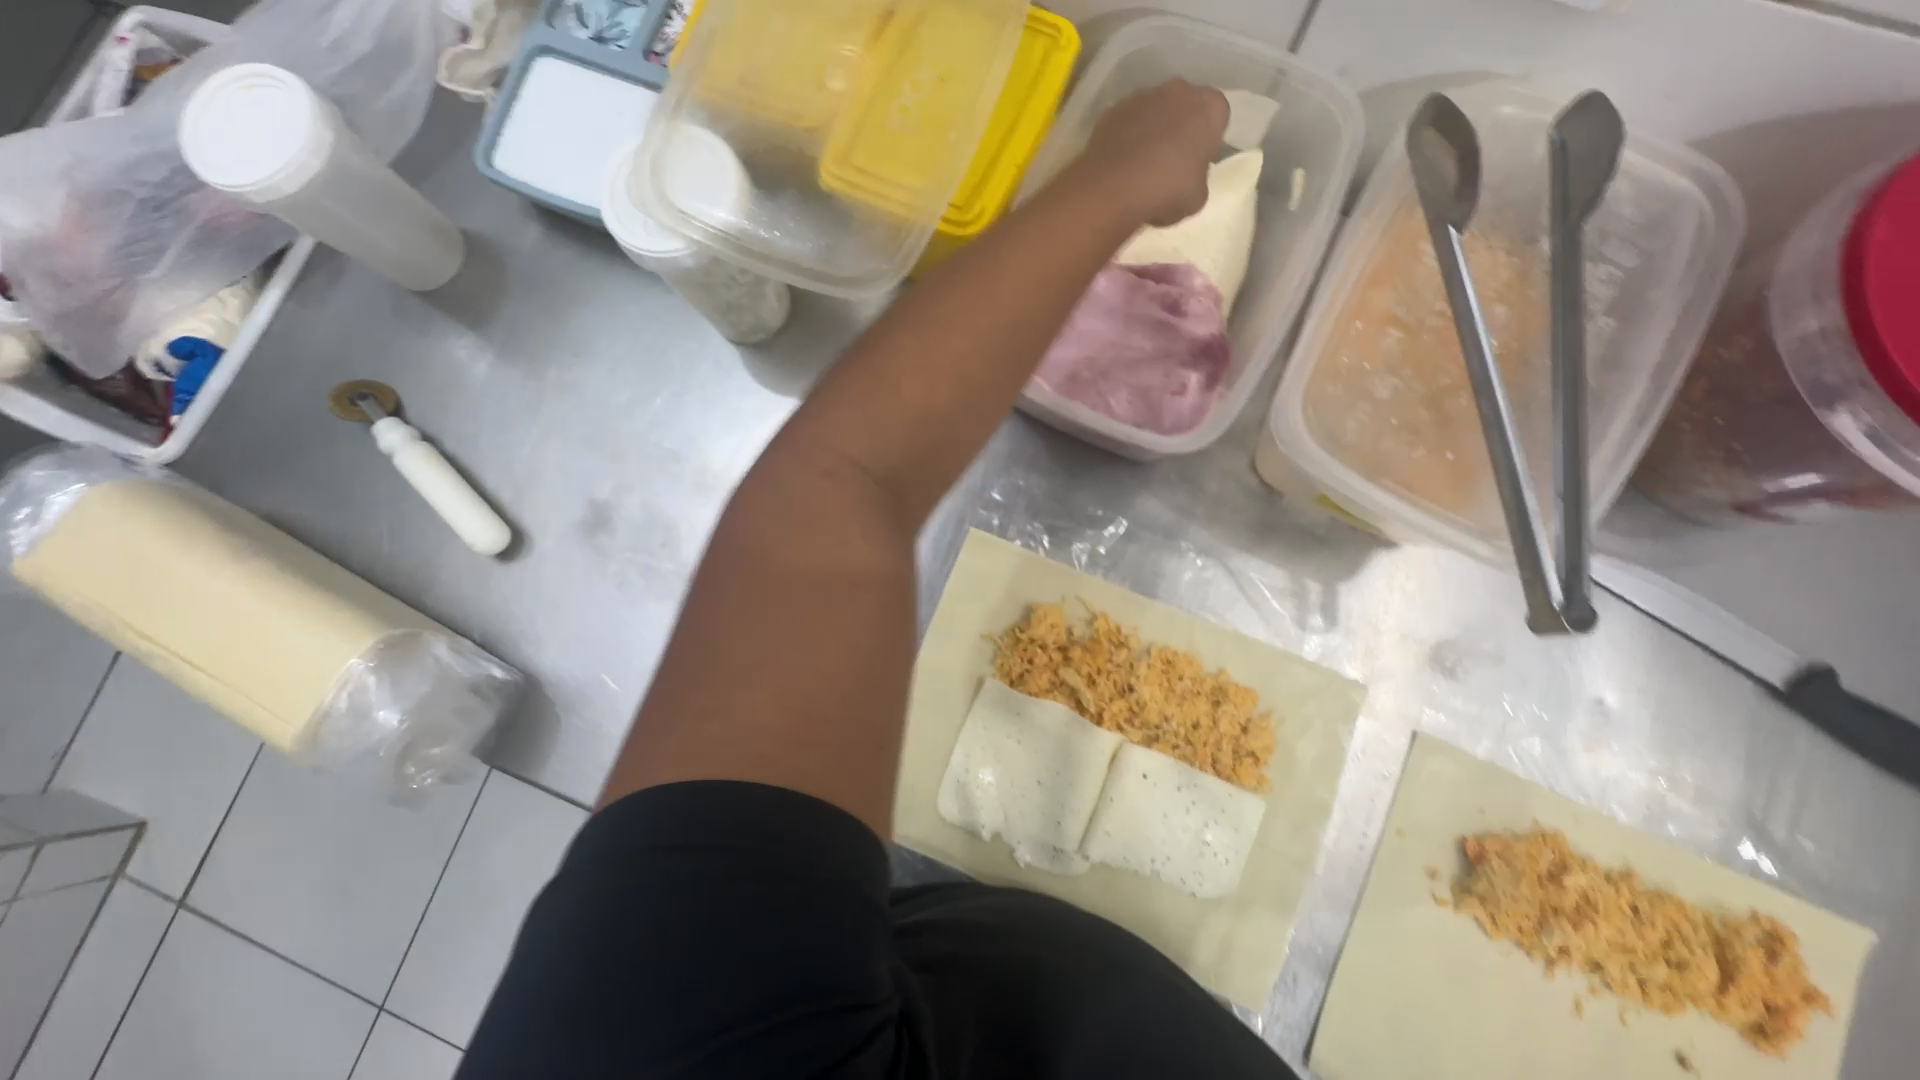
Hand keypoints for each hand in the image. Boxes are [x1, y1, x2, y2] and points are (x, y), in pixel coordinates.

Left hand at [1073, 79, 1228, 226]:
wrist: (1114, 188)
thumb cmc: (1167, 190)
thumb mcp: (1198, 196)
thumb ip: (1199, 177)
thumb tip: (1189, 176)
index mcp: (1210, 107)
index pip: (1217, 116)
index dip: (1208, 138)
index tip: (1198, 158)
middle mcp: (1179, 90)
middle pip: (1185, 105)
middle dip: (1180, 125)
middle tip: (1172, 158)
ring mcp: (1142, 96)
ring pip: (1154, 109)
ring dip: (1151, 128)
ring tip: (1142, 162)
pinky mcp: (1113, 109)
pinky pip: (1126, 121)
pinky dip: (1126, 135)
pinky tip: (1121, 161)